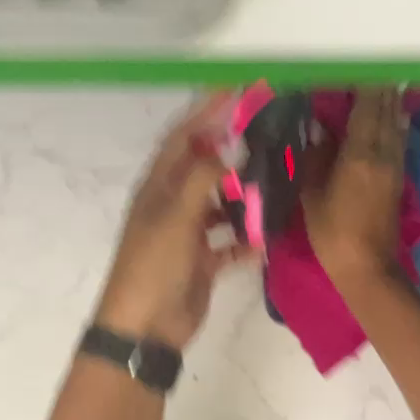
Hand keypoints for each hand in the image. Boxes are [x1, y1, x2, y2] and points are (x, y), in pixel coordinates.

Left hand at [94, 93, 253, 349]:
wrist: (145, 328)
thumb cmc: (154, 267)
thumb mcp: (175, 217)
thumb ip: (201, 178)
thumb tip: (226, 147)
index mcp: (157, 187)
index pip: (184, 138)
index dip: (207, 112)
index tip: (238, 90)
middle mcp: (172, 205)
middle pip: (205, 168)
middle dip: (232, 152)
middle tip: (268, 135)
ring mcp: (188, 235)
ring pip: (221, 205)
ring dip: (244, 197)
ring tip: (274, 185)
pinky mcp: (202, 263)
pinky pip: (230, 244)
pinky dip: (246, 240)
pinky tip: (266, 238)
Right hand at [303, 87, 408, 286]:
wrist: (367, 268)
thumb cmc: (333, 233)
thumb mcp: (312, 195)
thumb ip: (314, 158)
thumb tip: (317, 130)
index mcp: (359, 154)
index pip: (365, 107)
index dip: (363, 84)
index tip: (357, 65)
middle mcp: (383, 153)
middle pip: (385, 110)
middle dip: (379, 88)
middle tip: (371, 68)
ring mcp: (394, 165)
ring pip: (395, 123)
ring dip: (389, 103)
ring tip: (381, 85)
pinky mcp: (398, 179)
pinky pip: (397, 140)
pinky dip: (392, 123)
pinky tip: (389, 118)